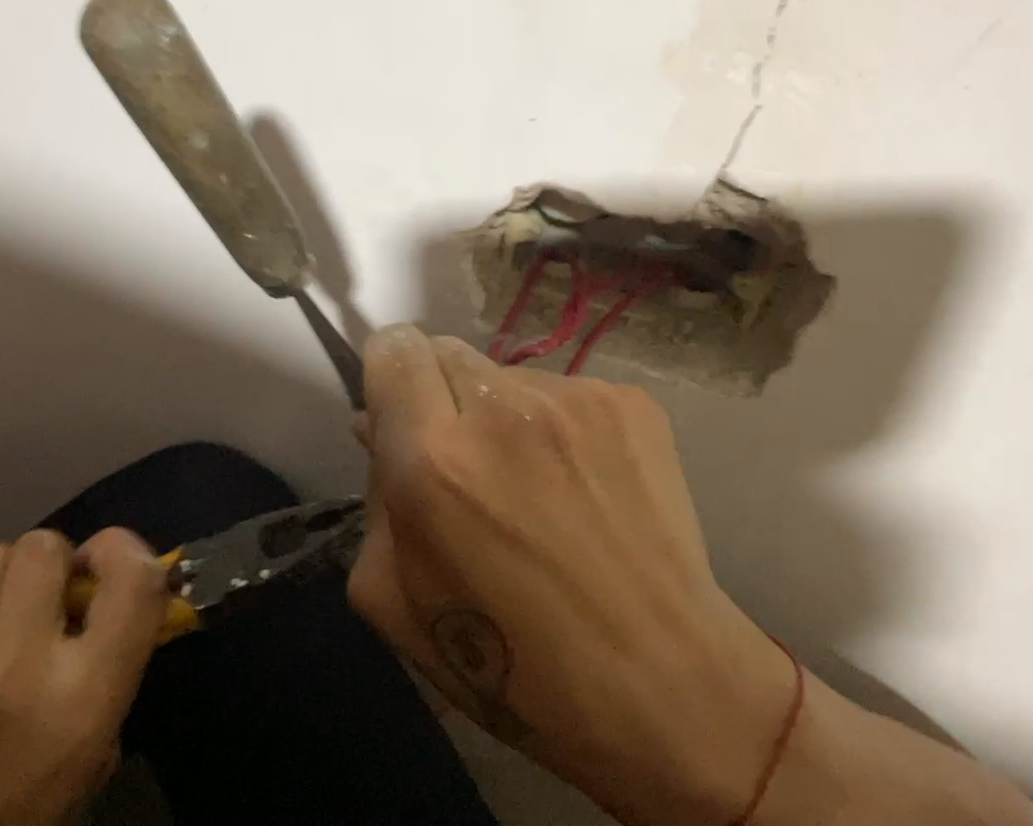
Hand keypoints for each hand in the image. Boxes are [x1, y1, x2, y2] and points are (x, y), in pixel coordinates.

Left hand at [0, 528, 167, 825]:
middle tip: (34, 600)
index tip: (103, 562)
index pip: (134, 584)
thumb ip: (102, 680)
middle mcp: (16, 667)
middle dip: (46, 567)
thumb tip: (96, 603)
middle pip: (44, 549)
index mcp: (81, 703)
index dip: (126, 552)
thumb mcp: (79, 766)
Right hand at [348, 325, 794, 824]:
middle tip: (463, 462)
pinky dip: (556, 429)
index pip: (393, 350)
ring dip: (501, 414)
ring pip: (506, 375)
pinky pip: (564, 393)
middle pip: (444, 349)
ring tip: (534, 487)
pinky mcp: (632, 404)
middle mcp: (503, 407)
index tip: (400, 414)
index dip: (388, 378)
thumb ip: (372, 498)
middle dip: (439, 395)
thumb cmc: (509, 663)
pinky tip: (580, 490)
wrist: (660, 682)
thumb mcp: (391, 598)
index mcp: (432, 458)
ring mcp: (575, 399)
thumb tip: (378, 427)